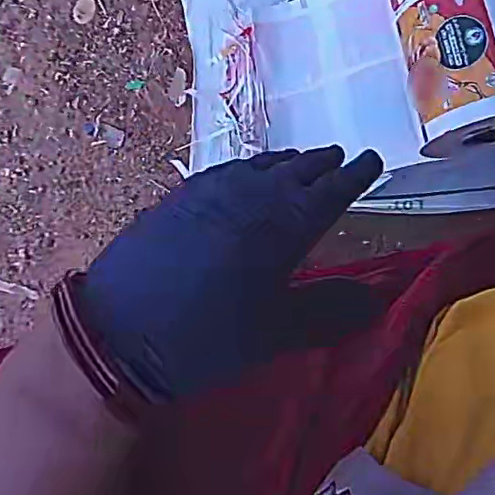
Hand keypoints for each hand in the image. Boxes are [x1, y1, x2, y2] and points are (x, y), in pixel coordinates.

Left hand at [74, 146, 385, 401]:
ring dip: (289, 163)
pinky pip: (231, 169)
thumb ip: (330, 310)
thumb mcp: (276, 333)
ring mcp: (215, 188)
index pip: (335, 188)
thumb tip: (379, 297)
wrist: (115, 329)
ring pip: (264, 164)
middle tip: (340, 159)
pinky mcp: (183, 194)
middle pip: (301, 168)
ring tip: (301, 162)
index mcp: (287, 221)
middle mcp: (255, 193)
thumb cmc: (206, 335)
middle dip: (325, 163)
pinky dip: (252, 168)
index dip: (357, 174)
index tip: (372, 159)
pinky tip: (246, 176)